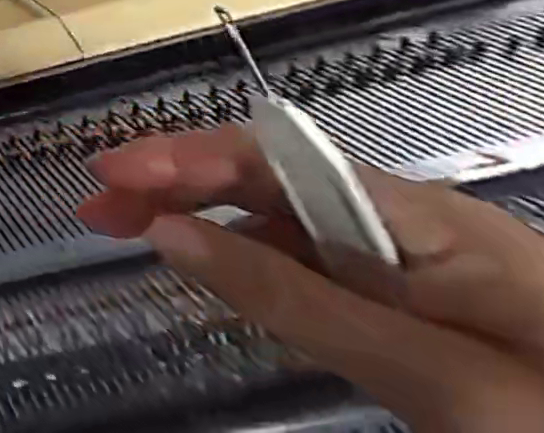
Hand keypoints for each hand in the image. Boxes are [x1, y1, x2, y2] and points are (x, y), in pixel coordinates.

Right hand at [77, 126, 543, 432]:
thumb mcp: (446, 385)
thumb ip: (298, 302)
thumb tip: (168, 233)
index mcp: (426, 220)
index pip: (275, 161)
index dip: (185, 157)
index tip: (111, 173)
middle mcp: (407, 224)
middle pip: (264, 180)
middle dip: (173, 183)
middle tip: (96, 207)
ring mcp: (407, 263)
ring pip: (274, 219)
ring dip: (194, 219)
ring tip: (124, 229)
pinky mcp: (405, 302)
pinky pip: (301, 262)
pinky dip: (237, 257)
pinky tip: (203, 264)